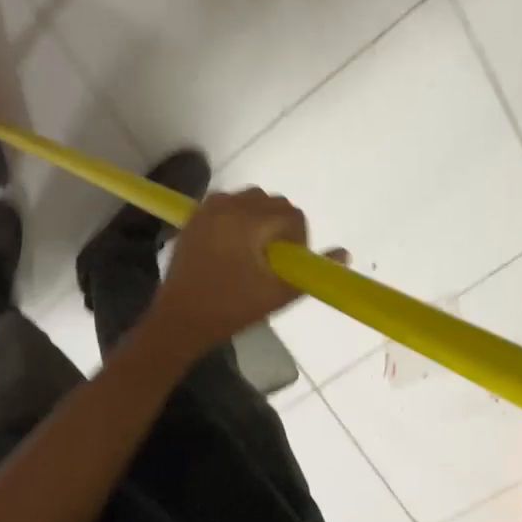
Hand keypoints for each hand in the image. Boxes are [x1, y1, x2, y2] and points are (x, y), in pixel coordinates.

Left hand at [151, 188, 307, 351]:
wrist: (177, 321)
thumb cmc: (228, 310)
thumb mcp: (275, 295)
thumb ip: (310, 272)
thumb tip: (344, 254)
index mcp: (247, 220)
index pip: (290, 214)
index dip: (296, 239)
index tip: (285, 263)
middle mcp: (226, 206)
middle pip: (270, 202)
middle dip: (277, 226)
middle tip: (269, 260)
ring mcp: (205, 211)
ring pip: (247, 200)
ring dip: (257, 219)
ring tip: (251, 254)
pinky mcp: (192, 220)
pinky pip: (224, 206)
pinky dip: (235, 218)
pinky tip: (230, 248)